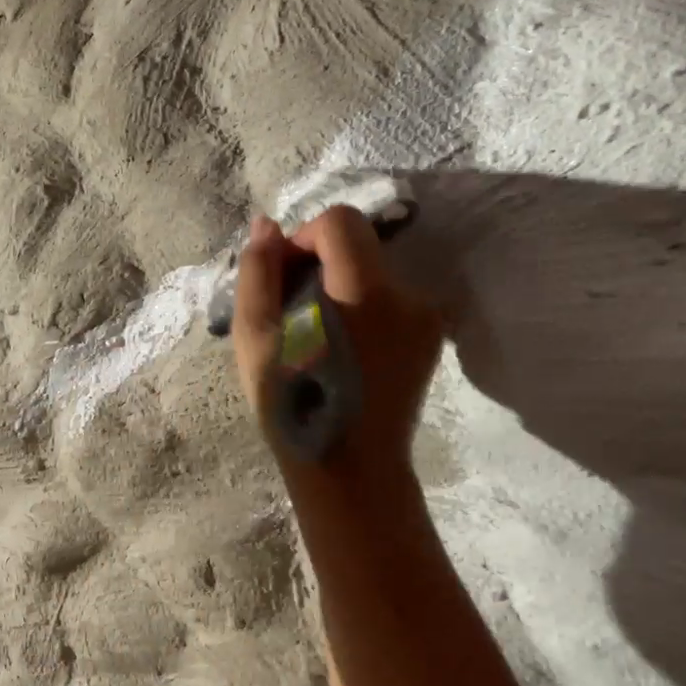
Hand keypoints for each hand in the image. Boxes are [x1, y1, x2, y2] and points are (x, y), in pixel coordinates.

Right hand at [230, 207, 441, 461]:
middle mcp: (408, 295)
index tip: (281, 275)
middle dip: (316, 262)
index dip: (302, 237)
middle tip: (286, 307)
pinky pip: (387, 300)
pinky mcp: (430, 338)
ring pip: (371, 273)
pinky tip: (335, 348)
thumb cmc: (290, 400)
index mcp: (365, 291)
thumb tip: (267, 226)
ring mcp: (426, 318)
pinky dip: (356, 309)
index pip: (340, 221)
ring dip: (335, 287)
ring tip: (308, 333)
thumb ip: (258, 272)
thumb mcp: (254, 334)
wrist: (348, 464)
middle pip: (357, 245)